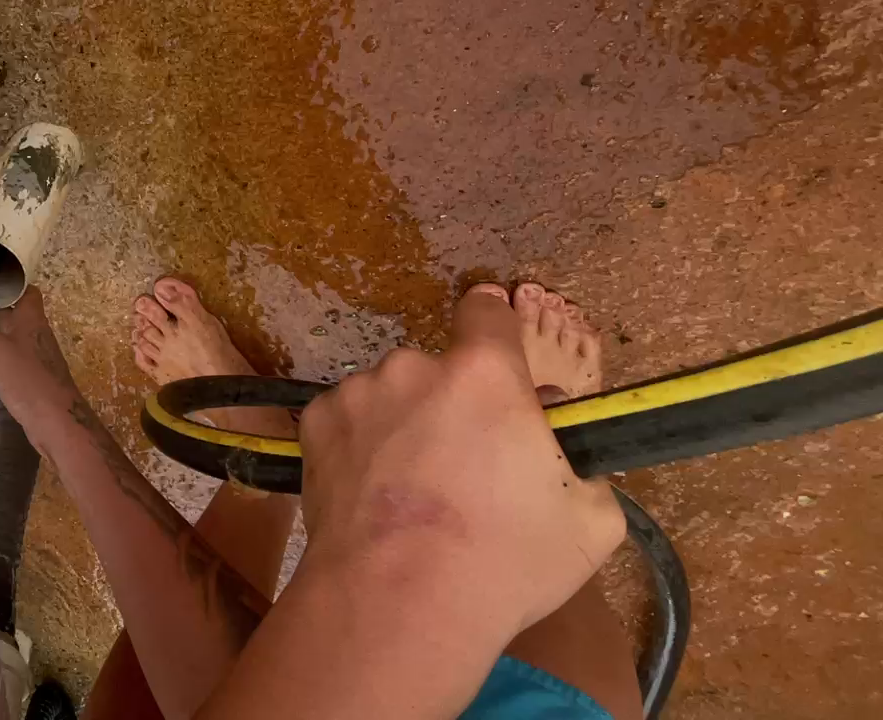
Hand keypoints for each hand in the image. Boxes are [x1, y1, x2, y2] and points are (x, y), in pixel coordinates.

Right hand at [0, 287, 77, 400]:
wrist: (57, 425)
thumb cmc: (28, 378)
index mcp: (30, 315)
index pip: (19, 286)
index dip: (0, 279)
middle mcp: (31, 331)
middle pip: (6, 310)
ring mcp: (29, 355)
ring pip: (3, 334)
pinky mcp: (25, 376)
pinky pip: (2, 357)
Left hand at [295, 287, 625, 640]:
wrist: (398, 589)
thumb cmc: (508, 557)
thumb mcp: (589, 512)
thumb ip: (572, 449)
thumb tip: (544, 421)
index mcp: (482, 374)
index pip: (487, 314)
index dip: (493, 317)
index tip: (491, 320)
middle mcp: (410, 367)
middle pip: (437, 371)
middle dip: (451, 402)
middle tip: (458, 461)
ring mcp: (354, 391)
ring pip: (388, 395)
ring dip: (400, 421)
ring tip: (408, 484)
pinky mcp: (314, 418)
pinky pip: (348, 418)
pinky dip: (359, 440)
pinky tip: (370, 487)